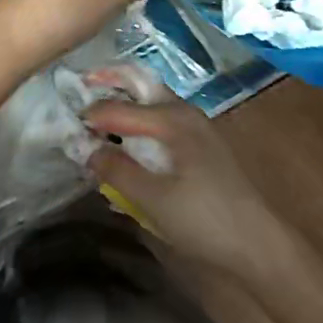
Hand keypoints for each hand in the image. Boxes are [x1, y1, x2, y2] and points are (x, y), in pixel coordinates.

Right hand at [84, 95, 293, 279]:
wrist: (257, 242)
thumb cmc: (204, 219)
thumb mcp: (154, 199)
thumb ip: (117, 171)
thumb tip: (86, 149)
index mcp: (172, 119)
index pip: (119, 108)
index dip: (90, 115)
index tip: (65, 124)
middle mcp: (184, 112)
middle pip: (141, 83)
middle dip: (110, 80)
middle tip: (81, 84)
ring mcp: (196, 125)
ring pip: (153, 99)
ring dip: (126, 98)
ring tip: (99, 111)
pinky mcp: (201, 143)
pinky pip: (162, 117)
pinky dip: (140, 117)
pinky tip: (129, 138)